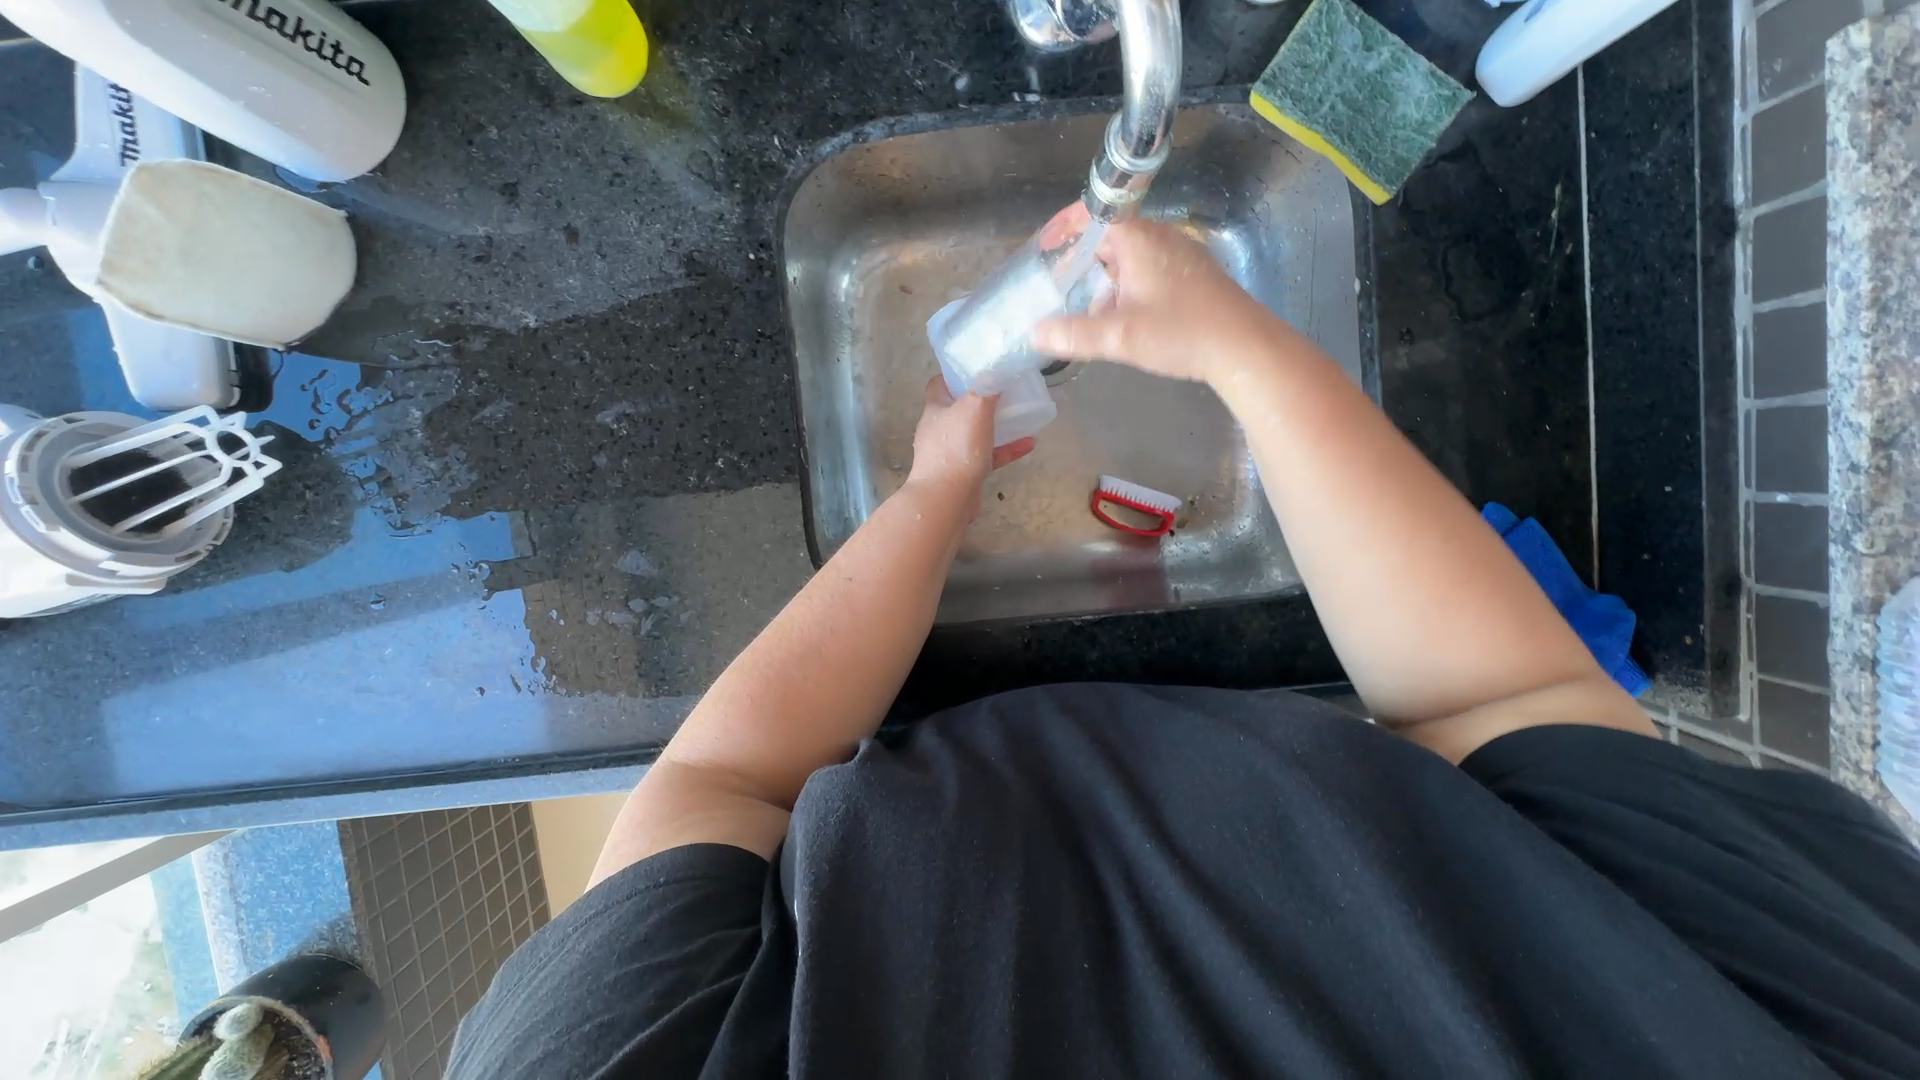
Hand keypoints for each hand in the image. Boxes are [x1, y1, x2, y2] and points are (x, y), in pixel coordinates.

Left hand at [906, 378, 1035, 503]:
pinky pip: (989, 456)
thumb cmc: (957, 447)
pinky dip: (1007, 449)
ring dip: (998, 425)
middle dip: (981, 399)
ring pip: (976, 433)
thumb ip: (987, 387)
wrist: (947, 498)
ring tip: (1020, 415)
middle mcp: (939, 429)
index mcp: (935, 409)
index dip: (956, 374)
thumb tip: (997, 372)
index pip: (940, 383)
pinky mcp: (964, 473)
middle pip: (960, 408)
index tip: (978, 367)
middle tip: (1004, 390)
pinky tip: (1029, 444)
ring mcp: (951, 453)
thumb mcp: (975, 407)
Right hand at [1029, 206, 1279, 384]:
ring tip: (1089, 310)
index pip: (1094, 213)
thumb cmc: (1181, 332)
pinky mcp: (1192, 276)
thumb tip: (1036, 333)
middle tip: (1060, 285)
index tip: (1045, 247)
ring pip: (1130, 257)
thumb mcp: (1120, 337)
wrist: (1243, 347)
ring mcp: (1179, 256)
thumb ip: (1074, 334)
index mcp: (1139, 238)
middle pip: (1110, 237)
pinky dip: (1128, 287)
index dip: (1066, 227)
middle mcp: (1160, 237)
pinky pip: (1148, 271)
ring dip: (1106, 279)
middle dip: (1083, 260)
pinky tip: (1125, 317)